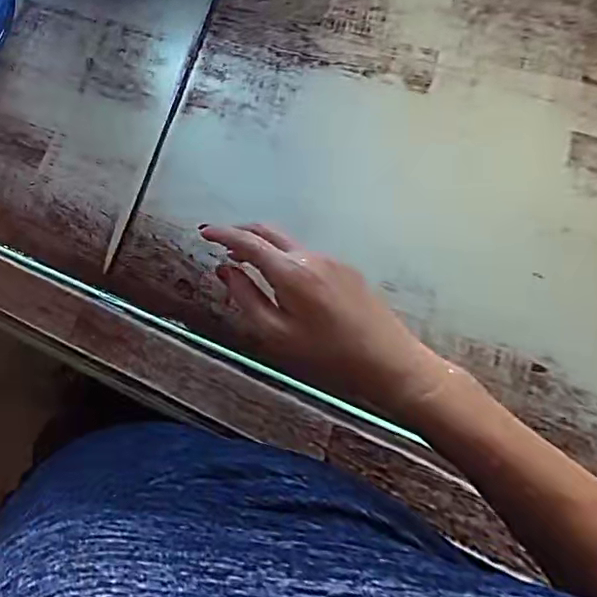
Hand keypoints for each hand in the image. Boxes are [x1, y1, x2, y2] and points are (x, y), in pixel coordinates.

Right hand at [201, 223, 454, 423]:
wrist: (393, 364)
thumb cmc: (329, 356)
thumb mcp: (276, 334)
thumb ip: (246, 297)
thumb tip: (226, 271)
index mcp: (290, 272)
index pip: (247, 242)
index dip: (221, 234)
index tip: (203, 232)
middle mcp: (310, 257)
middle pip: (267, 231)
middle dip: (240, 233)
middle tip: (220, 244)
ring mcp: (331, 261)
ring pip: (286, 243)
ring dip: (262, 246)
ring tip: (245, 264)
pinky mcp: (346, 270)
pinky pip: (304, 254)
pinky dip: (282, 256)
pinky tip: (280, 278)